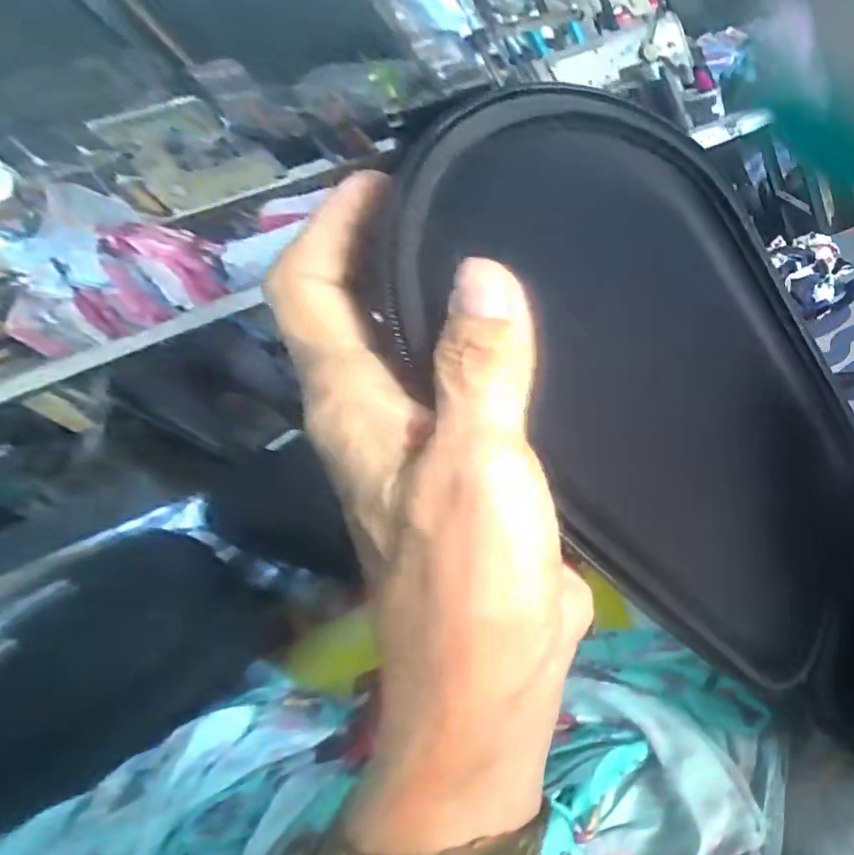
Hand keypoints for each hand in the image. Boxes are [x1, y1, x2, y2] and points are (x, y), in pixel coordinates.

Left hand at [268, 172, 591, 839]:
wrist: (497, 670)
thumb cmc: (472, 573)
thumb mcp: (478, 464)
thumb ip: (481, 372)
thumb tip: (483, 273)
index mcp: (359, 414)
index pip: (314, 296)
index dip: (333, 232)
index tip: (386, 185)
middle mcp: (382, 429)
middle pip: (364, 326)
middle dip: (393, 265)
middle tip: (457, 218)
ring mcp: (431, 461)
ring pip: (426, 370)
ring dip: (447, 320)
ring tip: (502, 278)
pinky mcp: (479, 489)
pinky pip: (479, 410)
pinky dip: (496, 374)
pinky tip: (539, 363)